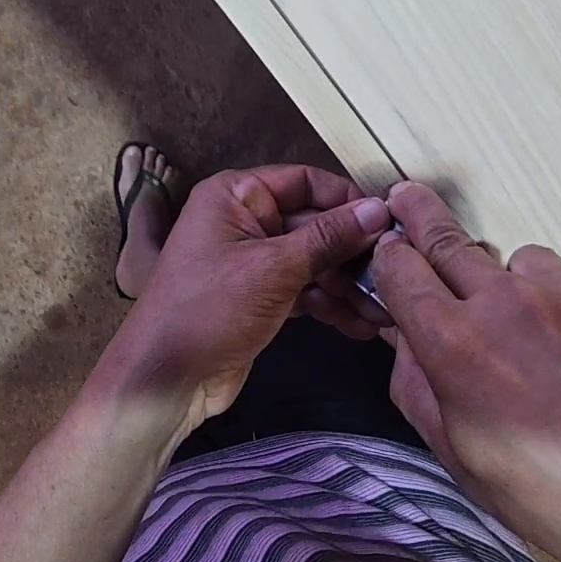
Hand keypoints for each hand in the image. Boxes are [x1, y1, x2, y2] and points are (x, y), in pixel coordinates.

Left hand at [100, 165, 392, 428]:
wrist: (165, 380)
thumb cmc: (210, 308)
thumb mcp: (274, 268)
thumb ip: (329, 238)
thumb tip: (378, 209)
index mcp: (236, 195)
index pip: (304, 181)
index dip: (346, 200)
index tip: (388, 222)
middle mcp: (245, 220)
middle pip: (314, 224)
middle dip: (352, 252)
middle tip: (395, 273)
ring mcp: (254, 261)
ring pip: (313, 261)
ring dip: (347, 285)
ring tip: (385, 310)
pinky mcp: (262, 297)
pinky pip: (305, 290)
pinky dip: (330, 305)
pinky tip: (362, 325)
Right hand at [371, 181, 560, 561]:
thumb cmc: (544, 493)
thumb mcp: (452, 451)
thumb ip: (413, 381)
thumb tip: (402, 333)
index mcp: (453, 344)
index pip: (401, 268)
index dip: (390, 259)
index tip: (391, 250)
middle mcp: (503, 302)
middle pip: (447, 238)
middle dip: (421, 215)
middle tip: (409, 195)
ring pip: (514, 262)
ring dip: (508, 284)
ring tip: (533, 336)